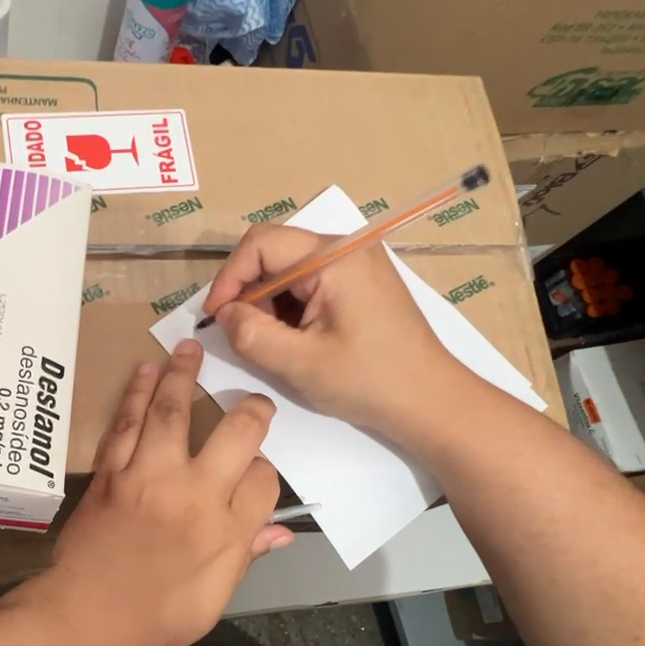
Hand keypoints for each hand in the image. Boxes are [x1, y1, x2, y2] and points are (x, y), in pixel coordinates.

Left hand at [18, 341, 290, 645]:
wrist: (86, 620)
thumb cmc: (157, 620)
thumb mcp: (214, 598)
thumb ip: (246, 555)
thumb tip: (279, 532)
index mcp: (227, 530)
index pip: (265, 480)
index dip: (266, 469)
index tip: (257, 470)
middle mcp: (194, 494)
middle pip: (235, 433)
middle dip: (251, 410)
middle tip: (253, 399)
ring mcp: (149, 478)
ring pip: (172, 413)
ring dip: (182, 376)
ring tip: (189, 346)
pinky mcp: (111, 473)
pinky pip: (126, 424)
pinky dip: (135, 394)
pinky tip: (144, 371)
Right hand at [202, 223, 475, 439]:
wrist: (429, 401)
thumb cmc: (369, 381)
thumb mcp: (299, 363)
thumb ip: (250, 334)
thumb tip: (222, 315)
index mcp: (334, 257)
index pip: (261, 244)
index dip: (229, 278)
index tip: (215, 317)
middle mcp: (346, 248)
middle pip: (273, 253)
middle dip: (248, 293)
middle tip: (243, 335)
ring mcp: (355, 264)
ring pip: (287, 270)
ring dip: (267, 304)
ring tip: (271, 344)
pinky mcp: (358, 283)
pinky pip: (307, 283)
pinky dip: (288, 308)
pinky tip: (293, 340)